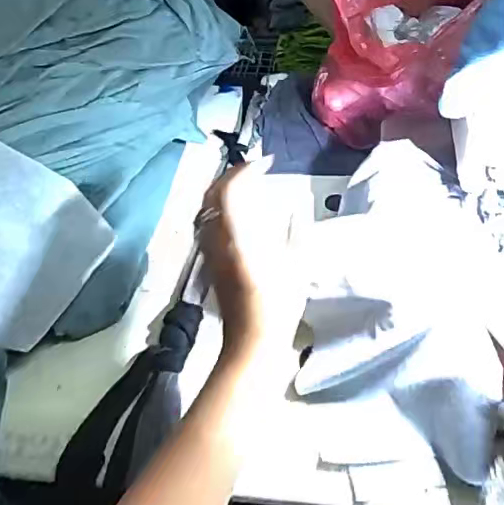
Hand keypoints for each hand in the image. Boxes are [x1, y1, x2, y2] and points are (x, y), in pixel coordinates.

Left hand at [197, 156, 302, 367]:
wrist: (252, 341)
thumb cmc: (278, 302)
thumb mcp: (296, 261)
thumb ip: (295, 230)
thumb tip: (295, 208)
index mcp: (237, 236)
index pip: (228, 190)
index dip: (245, 170)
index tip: (266, 163)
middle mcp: (217, 240)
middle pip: (211, 196)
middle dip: (231, 176)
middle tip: (255, 169)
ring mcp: (210, 252)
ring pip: (207, 209)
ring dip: (224, 190)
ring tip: (248, 185)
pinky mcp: (211, 263)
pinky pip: (209, 223)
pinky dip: (222, 208)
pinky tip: (240, 212)